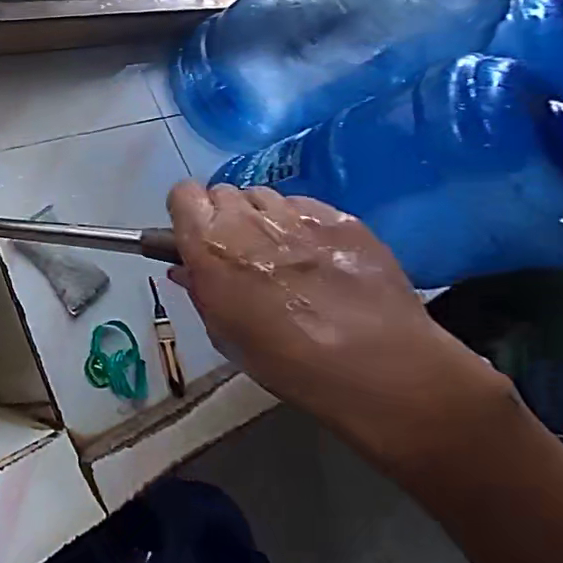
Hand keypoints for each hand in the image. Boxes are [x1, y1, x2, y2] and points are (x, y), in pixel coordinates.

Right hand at [165, 181, 514, 472]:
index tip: (197, 236)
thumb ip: (199, 290)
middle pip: (224, 193)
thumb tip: (187, 269)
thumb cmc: (284, 360)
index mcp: (208, 244)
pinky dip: (303, 224)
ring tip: (282, 254)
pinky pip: (307, 207)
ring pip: (265, 197)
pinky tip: (319, 258)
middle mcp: (247, 218)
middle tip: (240, 252)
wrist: (379, 369)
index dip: (188, 212)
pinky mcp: (343, 218)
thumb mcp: (223, 332)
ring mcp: (298, 215)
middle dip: (225, 216)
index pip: (183, 194)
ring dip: (263, 218)